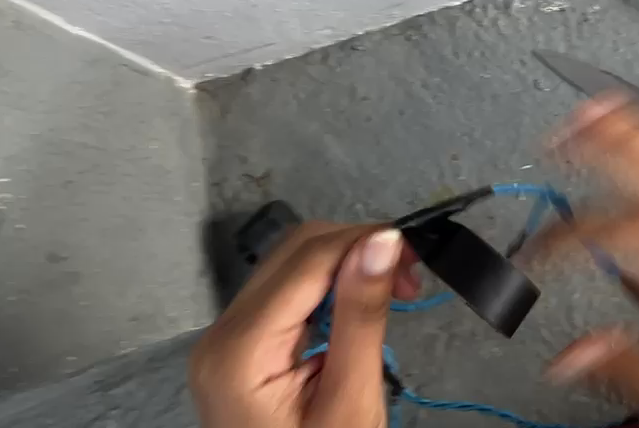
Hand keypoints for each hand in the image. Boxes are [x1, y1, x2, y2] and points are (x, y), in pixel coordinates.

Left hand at [189, 223, 421, 427]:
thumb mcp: (350, 401)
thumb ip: (361, 314)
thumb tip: (384, 236)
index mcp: (239, 348)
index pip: (309, 258)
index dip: (365, 241)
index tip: (417, 259)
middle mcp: (222, 332)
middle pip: (298, 250)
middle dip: (359, 247)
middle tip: (409, 279)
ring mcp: (228, 339)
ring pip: (295, 262)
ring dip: (349, 261)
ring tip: (393, 289)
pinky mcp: (242, 347)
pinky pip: (290, 289)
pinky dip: (332, 283)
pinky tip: (360, 303)